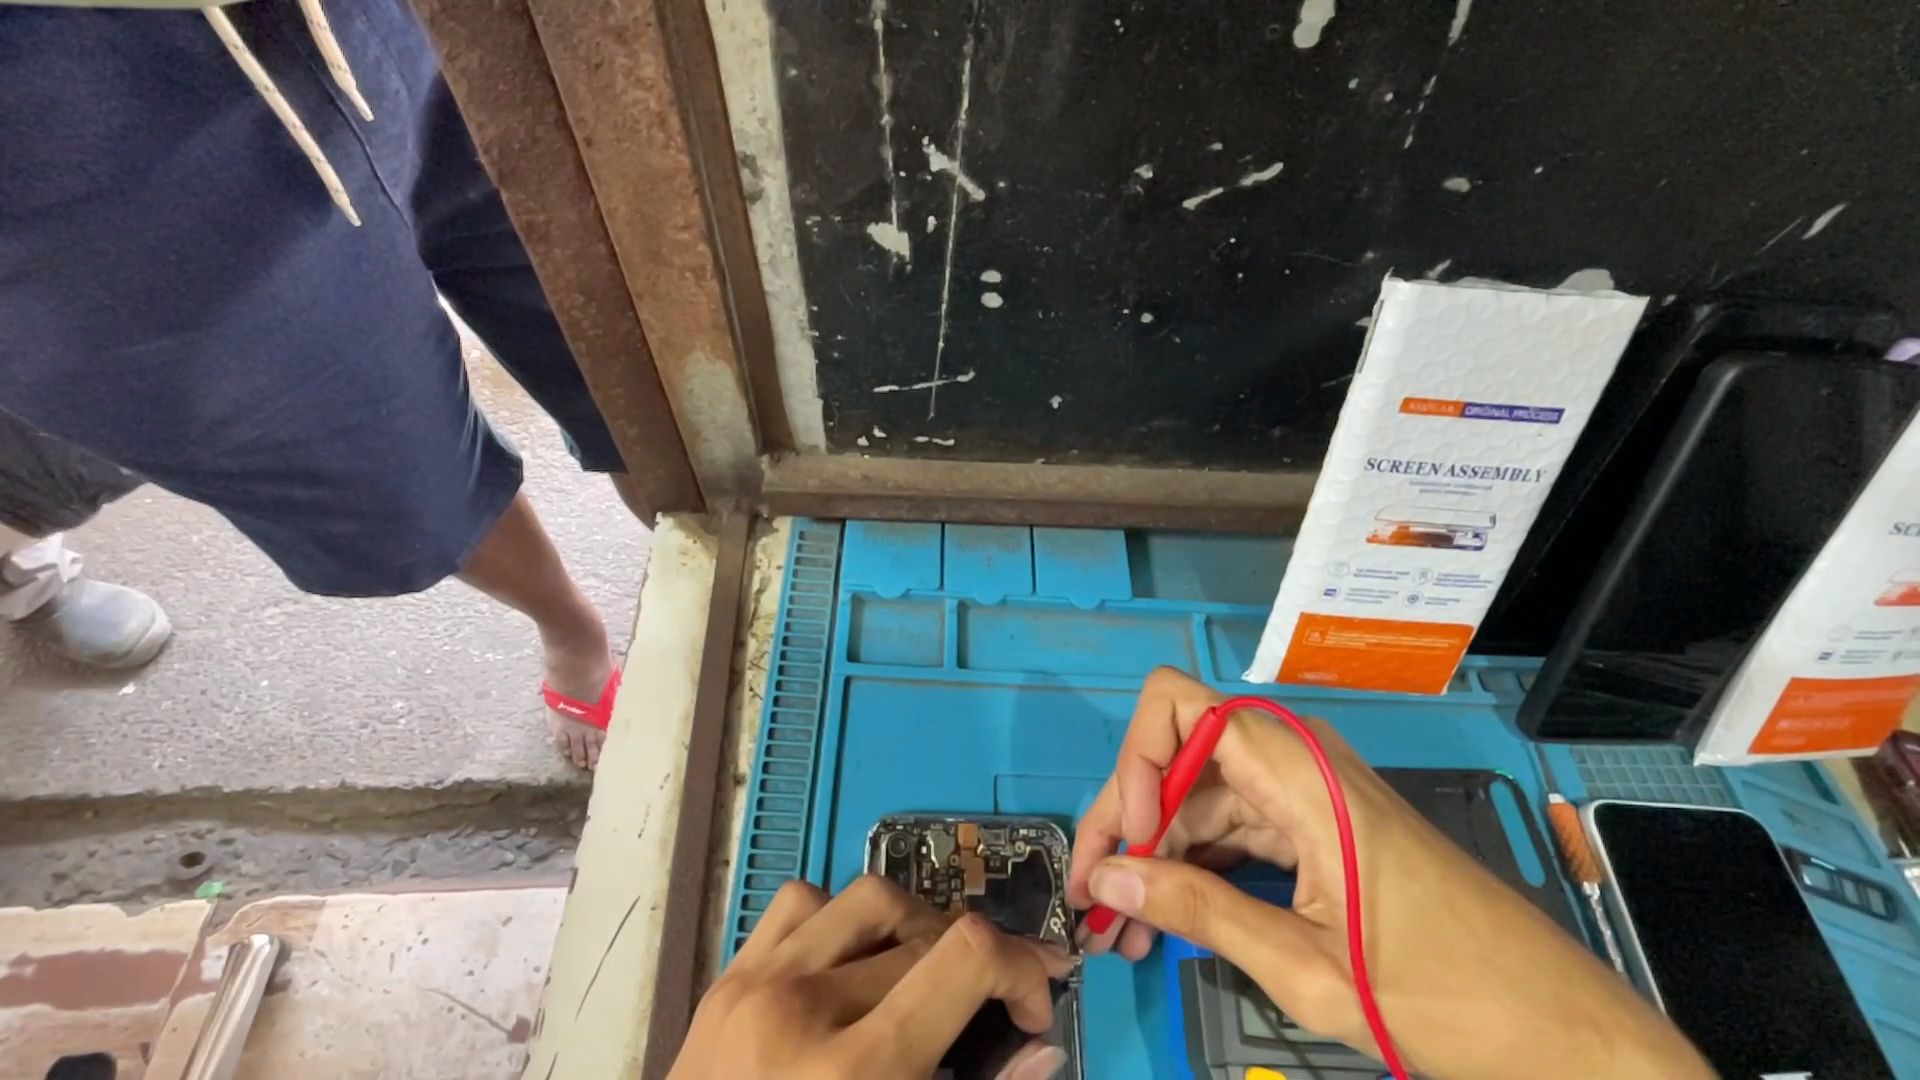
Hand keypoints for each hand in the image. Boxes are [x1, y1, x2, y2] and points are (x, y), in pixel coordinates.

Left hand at [670, 875, 1074, 1079]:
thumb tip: (1043, 1044)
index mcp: (856, 1072)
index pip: (966, 955)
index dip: (1021, 966)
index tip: (1032, 1006)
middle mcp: (804, 1008)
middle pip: (926, 932)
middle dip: (976, 963)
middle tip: (988, 1003)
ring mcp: (755, 983)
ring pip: (867, 897)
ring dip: (913, 926)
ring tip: (921, 970)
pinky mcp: (724, 979)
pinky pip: (801, 902)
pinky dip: (841, 916)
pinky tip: (849, 960)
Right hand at [1068, 668, 1712, 1079]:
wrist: (1559, 1030)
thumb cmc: (1442, 997)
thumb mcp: (1305, 967)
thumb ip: (1199, 912)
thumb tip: (1106, 878)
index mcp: (1298, 772)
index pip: (1179, 707)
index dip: (1136, 761)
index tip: (1127, 840)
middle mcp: (1295, 762)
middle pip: (1177, 759)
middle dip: (1128, 824)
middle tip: (1094, 901)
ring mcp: (1304, 793)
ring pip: (1198, 799)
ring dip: (1155, 855)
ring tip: (1124, 929)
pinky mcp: (1313, 825)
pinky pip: (1232, 828)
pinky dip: (1194, 867)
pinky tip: (1166, 919)